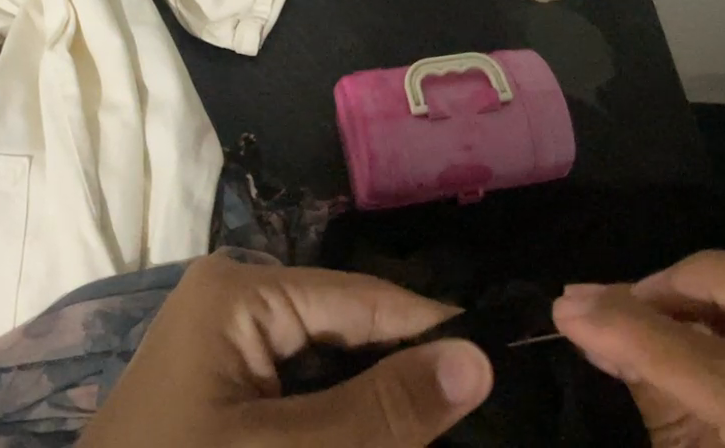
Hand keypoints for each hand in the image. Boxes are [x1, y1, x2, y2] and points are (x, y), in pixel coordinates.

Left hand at [78, 254, 492, 447]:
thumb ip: (382, 412)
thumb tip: (477, 358)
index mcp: (241, 291)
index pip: (363, 298)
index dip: (432, 330)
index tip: (500, 361)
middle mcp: (234, 296)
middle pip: (347, 329)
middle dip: (398, 377)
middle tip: (467, 412)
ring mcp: (226, 338)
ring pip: (329, 363)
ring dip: (369, 405)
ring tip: (418, 428)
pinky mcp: (223, 380)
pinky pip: (298, 385)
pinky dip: (333, 417)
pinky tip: (362, 434)